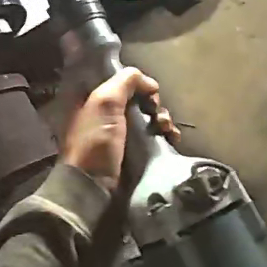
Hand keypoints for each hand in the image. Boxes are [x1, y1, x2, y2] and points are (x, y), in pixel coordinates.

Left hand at [60, 66, 177, 192]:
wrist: (94, 184)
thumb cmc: (96, 140)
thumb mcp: (105, 101)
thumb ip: (126, 81)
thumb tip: (151, 84)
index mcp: (97, 100)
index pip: (124, 84)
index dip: (140, 85)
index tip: (149, 93)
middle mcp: (110, 115)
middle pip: (141, 101)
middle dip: (154, 105)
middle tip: (156, 114)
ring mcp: (123, 135)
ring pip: (151, 119)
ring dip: (163, 120)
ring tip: (165, 129)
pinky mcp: (136, 153)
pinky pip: (156, 138)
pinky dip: (167, 135)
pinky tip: (172, 138)